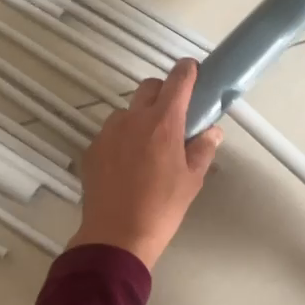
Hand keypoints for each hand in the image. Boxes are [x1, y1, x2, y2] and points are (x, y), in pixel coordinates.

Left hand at [69, 58, 224, 271]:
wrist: (116, 235)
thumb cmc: (162, 208)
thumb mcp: (192, 180)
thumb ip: (203, 149)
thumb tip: (212, 132)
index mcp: (163, 122)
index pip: (177, 81)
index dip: (186, 71)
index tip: (192, 69)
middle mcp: (133, 119)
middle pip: (149, 87)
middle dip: (163, 91)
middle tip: (174, 112)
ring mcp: (108, 132)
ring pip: (127, 110)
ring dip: (139, 116)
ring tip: (148, 144)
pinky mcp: (92, 148)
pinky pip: (111, 132)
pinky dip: (122, 137)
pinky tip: (128, 162)